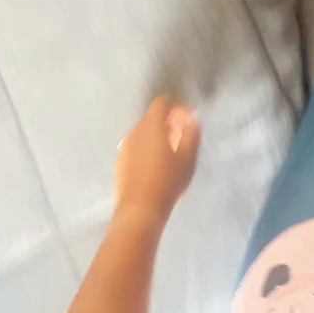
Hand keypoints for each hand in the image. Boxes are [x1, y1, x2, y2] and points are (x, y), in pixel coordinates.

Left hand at [115, 96, 200, 229]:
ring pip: (144, 132)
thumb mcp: (187, 158)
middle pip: (152, 116)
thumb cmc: (167, 181)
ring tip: (171, 153)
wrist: (139, 210)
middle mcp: (136, 130)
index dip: (176, 106)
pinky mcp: (121, 161)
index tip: (187, 119)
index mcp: (152, 125)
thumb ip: (191, 135)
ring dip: (157, 135)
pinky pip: (136, 146)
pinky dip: (147, 147)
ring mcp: (125, 146)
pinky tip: (156, 165)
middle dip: (168, 121)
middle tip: (182, 136)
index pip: (161, 102)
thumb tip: (193, 120)